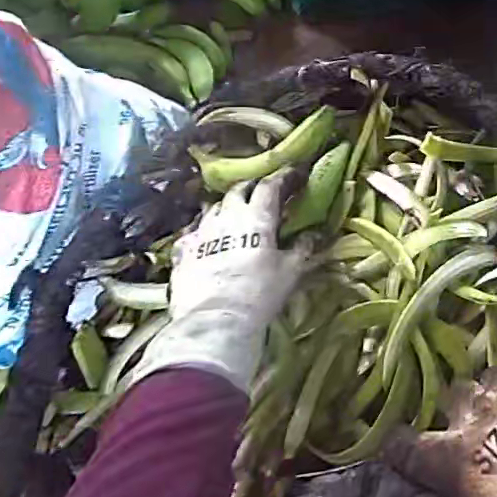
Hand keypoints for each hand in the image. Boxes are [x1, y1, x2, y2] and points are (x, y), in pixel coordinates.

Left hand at [128, 168, 304, 391]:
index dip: (282, 177)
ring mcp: (201, 232)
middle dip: (252, 187)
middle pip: (239, 190)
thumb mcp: (291, 272)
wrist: (214, 322)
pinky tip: (206, 237)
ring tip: (235, 213)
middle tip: (263, 191)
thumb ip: (302, 248)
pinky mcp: (182, 252)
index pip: (269, 186)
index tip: (292, 174)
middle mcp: (226, 216)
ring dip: (227, 206)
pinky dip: (203, 230)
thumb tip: (314, 234)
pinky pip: (193, 232)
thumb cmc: (259, 293)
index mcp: (256, 217)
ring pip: (214, 208)